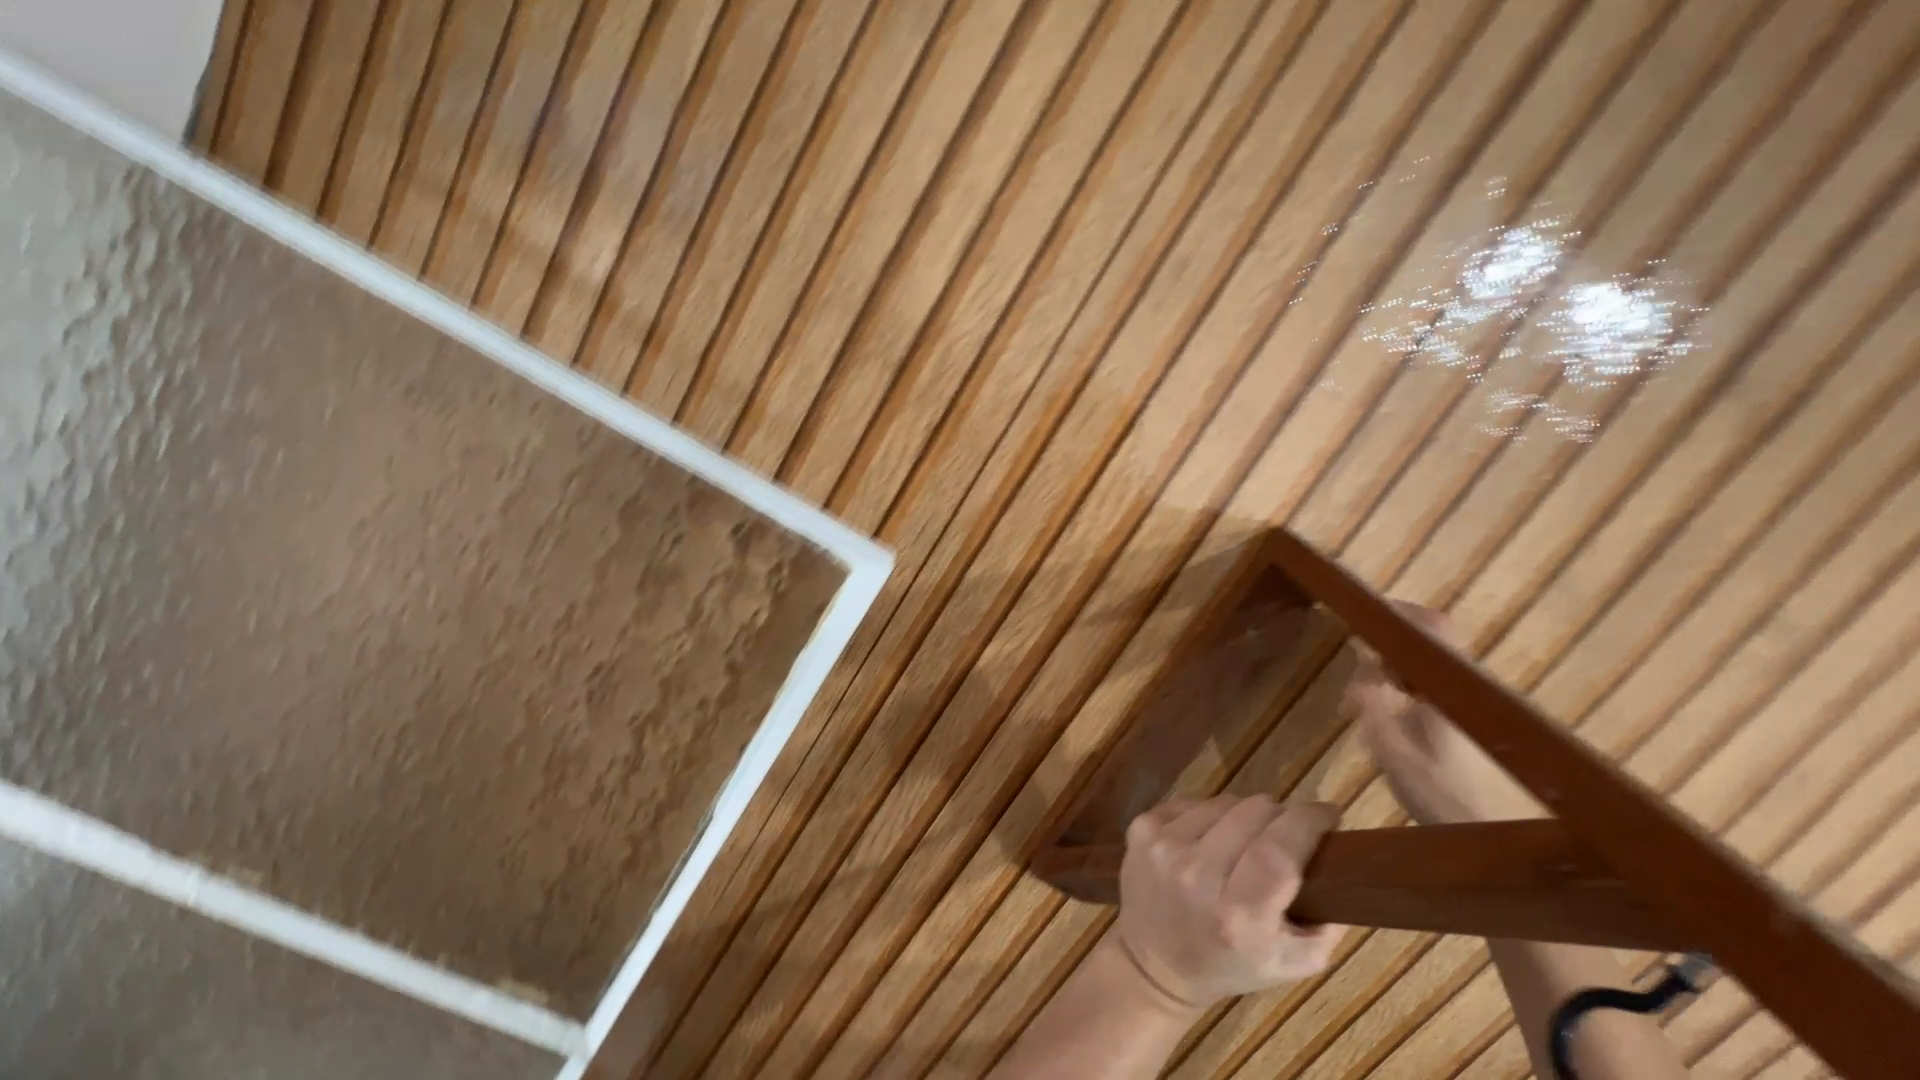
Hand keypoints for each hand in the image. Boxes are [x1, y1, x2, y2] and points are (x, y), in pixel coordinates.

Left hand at [1115, 795, 1344, 1011]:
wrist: (1153, 964)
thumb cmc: (1231, 964)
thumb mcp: (1294, 963)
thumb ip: (1326, 921)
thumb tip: (1343, 864)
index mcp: (1239, 916)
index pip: (1280, 849)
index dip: (1309, 821)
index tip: (1329, 814)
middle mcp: (1196, 876)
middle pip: (1255, 814)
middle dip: (1282, 815)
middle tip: (1289, 830)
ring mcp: (1164, 849)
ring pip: (1226, 802)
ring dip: (1245, 814)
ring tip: (1247, 839)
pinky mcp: (1141, 830)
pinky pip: (1193, 802)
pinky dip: (1210, 814)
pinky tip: (1211, 839)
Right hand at [1348, 604, 1539, 824]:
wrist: (1508, 841)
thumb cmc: (1452, 797)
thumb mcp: (1397, 757)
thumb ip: (1375, 714)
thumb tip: (1358, 679)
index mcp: (1453, 686)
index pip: (1432, 628)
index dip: (1399, 613)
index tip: (1365, 612)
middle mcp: (1470, 688)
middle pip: (1431, 647)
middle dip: (1390, 651)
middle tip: (1358, 671)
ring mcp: (1477, 708)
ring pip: (1433, 671)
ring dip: (1399, 675)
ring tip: (1368, 700)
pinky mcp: (1477, 728)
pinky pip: (1437, 692)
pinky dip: (1410, 693)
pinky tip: (1393, 721)